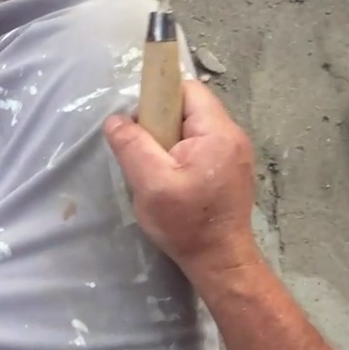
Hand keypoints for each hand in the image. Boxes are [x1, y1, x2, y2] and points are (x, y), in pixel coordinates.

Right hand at [104, 80, 263, 279]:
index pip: (186, 89)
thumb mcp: (151, 183)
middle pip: (188, 107)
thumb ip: (132, 145)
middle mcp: (231, 136)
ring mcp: (232, 153)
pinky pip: (196, 145)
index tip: (137, 120)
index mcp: (217, 132)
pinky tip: (168, 178)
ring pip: (190, 127)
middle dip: (159, 122)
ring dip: (165, 140)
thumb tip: (116, 120)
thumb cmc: (187, 223)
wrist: (219, 261)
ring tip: (153, 168)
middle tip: (142, 151)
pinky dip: (176, 154)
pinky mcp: (227, 168)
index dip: (157, 96)